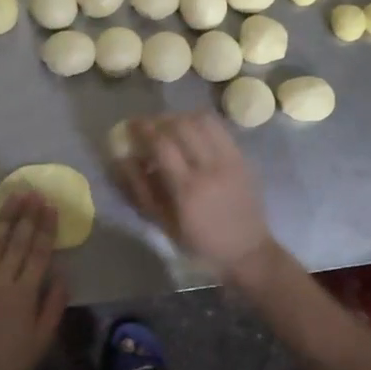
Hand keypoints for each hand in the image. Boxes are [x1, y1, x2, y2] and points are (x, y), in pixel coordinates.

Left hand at [0, 194, 68, 369]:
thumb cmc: (5, 368)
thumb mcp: (40, 343)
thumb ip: (52, 307)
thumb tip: (62, 275)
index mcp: (25, 295)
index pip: (39, 253)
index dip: (46, 228)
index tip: (51, 206)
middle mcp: (1, 280)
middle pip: (18, 242)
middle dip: (27, 215)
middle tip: (34, 192)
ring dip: (3, 217)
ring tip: (12, 196)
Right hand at [114, 112, 279, 279]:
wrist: (248, 251)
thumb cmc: (200, 244)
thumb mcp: (163, 223)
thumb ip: (140, 189)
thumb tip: (122, 159)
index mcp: (188, 189)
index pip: (162, 145)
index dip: (143, 129)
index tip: (130, 126)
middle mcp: (211, 168)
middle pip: (182, 125)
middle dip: (160, 120)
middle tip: (148, 126)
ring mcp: (231, 160)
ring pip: (203, 120)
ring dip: (181, 118)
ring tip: (170, 127)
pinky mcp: (243, 158)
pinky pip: (219, 129)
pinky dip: (200, 124)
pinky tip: (192, 134)